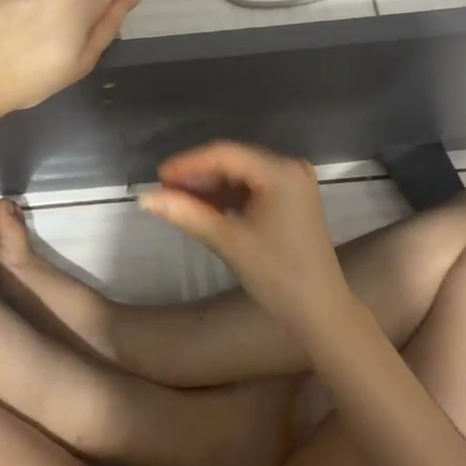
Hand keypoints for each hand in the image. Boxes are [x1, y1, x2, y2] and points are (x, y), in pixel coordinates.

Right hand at [138, 142, 354, 335]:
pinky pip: (252, 187)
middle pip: (233, 161)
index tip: (157, 177)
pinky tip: (204, 208)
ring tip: (178, 201)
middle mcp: (290, 167)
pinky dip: (228, 196)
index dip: (187, 163)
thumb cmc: (276, 275)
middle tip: (164, 191)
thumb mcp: (227, 241)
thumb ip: (186, 213)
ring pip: (240, 174)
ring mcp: (293, 182)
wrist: (320, 311)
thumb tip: (145, 197)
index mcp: (280, 172)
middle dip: (197, 175)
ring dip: (210, 186)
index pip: (224, 154)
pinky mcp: (292, 198)